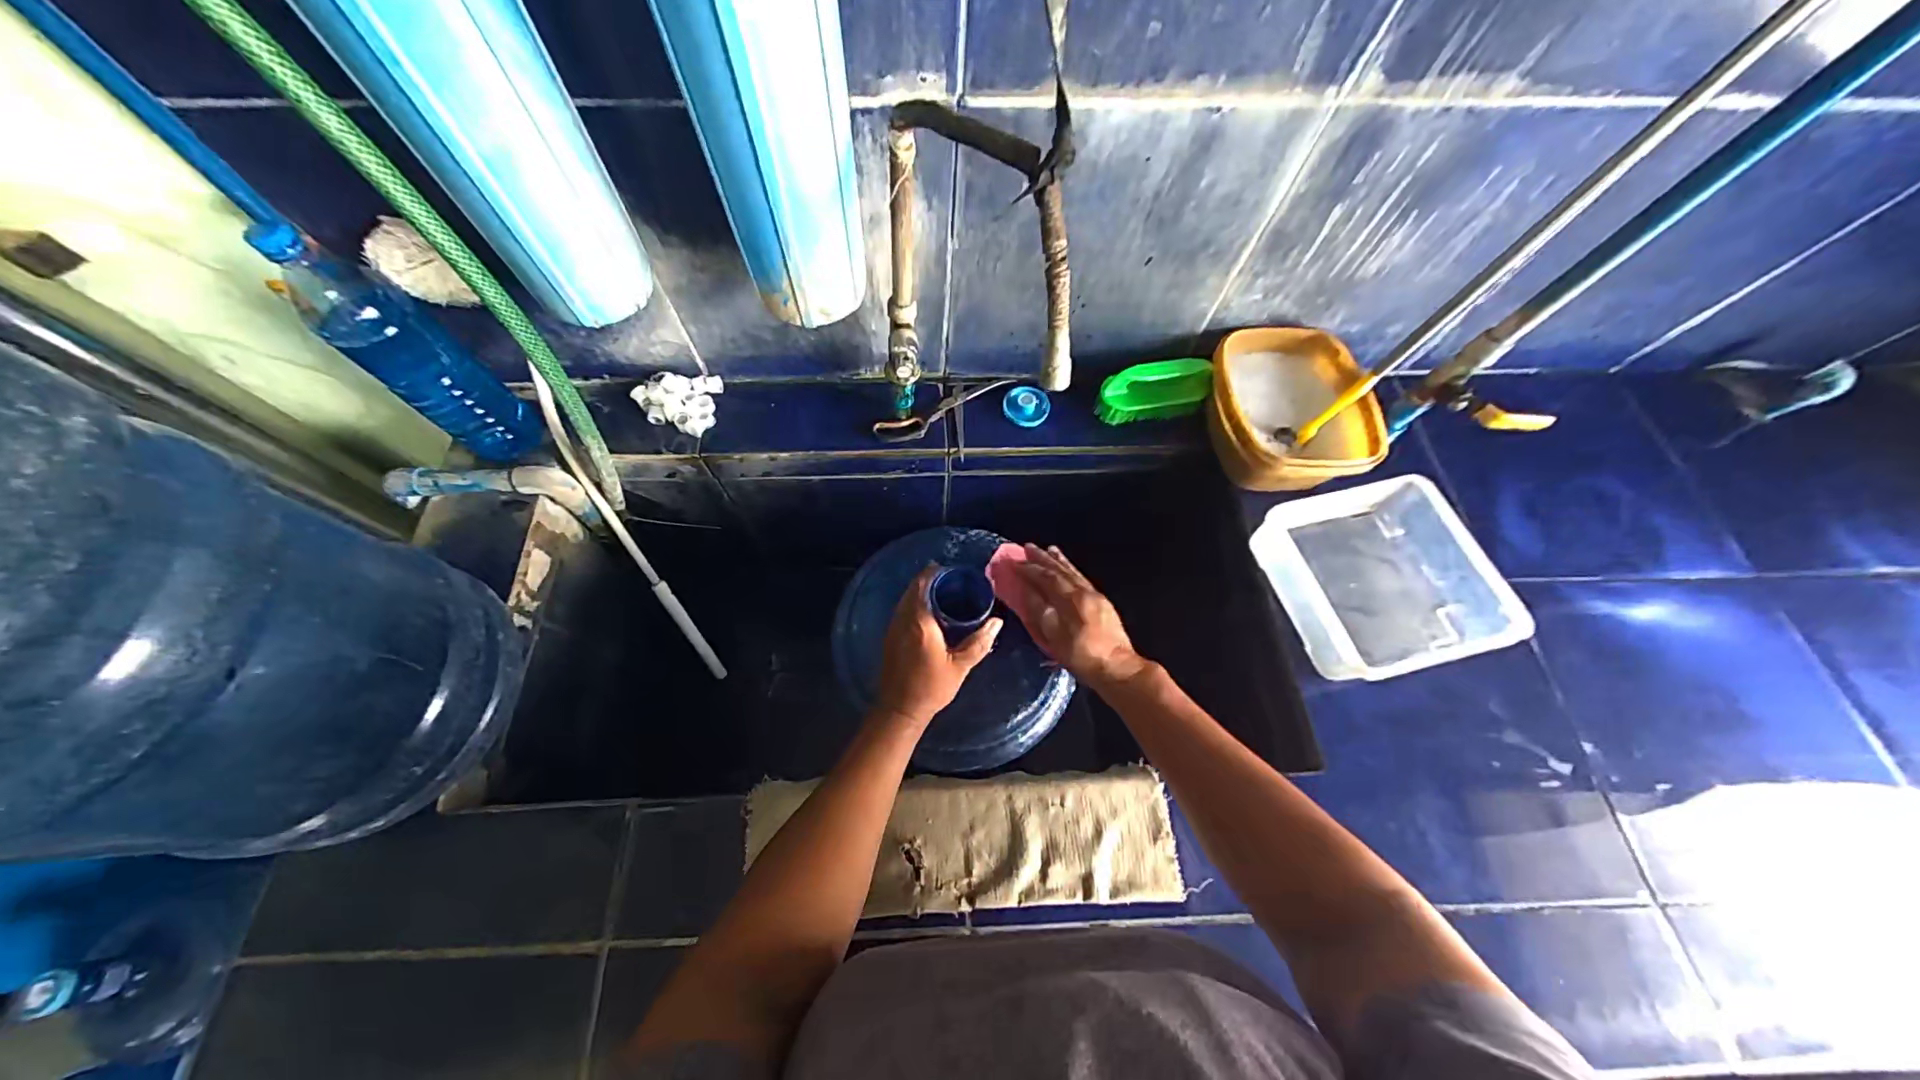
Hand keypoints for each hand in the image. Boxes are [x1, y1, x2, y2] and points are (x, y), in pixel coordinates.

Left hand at [871, 565, 1002, 726]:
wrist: (900, 710)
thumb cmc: (931, 688)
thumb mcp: (960, 666)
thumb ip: (979, 642)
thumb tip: (996, 622)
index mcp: (920, 621)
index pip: (924, 583)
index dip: (938, 572)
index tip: (956, 573)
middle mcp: (903, 618)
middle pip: (914, 587)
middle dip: (933, 580)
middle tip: (956, 583)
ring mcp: (894, 626)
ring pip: (907, 598)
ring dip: (924, 592)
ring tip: (947, 596)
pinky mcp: (891, 635)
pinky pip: (904, 609)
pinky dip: (917, 604)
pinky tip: (933, 614)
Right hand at [1014, 545, 1149, 688]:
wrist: (1117, 668)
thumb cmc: (1082, 656)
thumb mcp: (1054, 636)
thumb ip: (1040, 611)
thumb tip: (1027, 591)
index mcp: (1071, 599)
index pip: (1046, 577)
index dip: (1029, 568)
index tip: (1014, 561)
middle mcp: (1084, 592)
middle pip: (1061, 570)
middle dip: (1043, 558)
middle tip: (1029, 547)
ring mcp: (1096, 597)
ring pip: (1074, 573)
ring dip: (1059, 561)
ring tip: (1049, 550)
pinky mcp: (1104, 605)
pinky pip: (1083, 580)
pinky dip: (1072, 571)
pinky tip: (1069, 571)